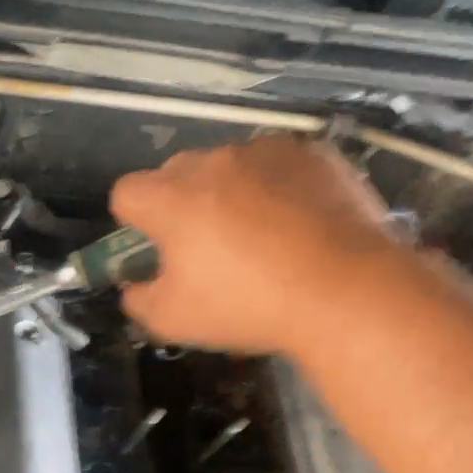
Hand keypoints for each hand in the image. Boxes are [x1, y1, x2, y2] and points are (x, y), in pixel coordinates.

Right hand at [111, 136, 399, 352]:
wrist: (346, 290)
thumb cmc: (248, 306)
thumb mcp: (173, 320)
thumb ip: (139, 299)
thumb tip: (135, 286)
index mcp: (171, 198)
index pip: (126, 193)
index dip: (133, 221)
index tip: (156, 248)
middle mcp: (213, 162)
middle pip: (175, 173)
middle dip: (180, 202)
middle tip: (205, 245)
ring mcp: (265, 152)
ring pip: (228, 166)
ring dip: (229, 191)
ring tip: (259, 234)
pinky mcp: (312, 153)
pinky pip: (277, 164)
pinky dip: (276, 186)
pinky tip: (297, 223)